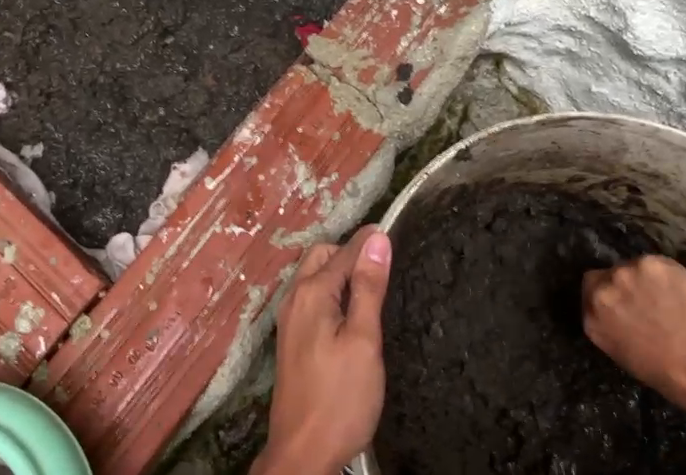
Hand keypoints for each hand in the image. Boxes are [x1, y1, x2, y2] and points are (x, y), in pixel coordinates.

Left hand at [254, 225, 392, 474]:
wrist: (303, 454)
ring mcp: (290, 320)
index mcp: (312, 293)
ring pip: (315, 277)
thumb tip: (377, 239)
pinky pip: (312, 298)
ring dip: (340, 273)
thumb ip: (369, 287)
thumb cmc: (340, 399)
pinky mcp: (292, 340)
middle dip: (350, 253)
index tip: (395, 233)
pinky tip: (351, 314)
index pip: (344, 251)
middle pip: (322, 256)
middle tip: (383, 268)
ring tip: (372, 290)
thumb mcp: (364, 340)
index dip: (370, 242)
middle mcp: (294, 298)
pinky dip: (332, 294)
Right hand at [582, 254, 685, 415]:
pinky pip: (656, 265)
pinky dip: (667, 276)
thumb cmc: (672, 377)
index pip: (590, 295)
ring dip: (644, 279)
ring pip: (632, 267)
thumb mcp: (628, 357)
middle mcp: (603, 292)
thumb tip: (625, 315)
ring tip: (668, 296)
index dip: (609, 299)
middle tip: (644, 298)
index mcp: (593, 321)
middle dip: (621, 285)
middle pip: (604, 275)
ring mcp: (626, 273)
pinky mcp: (652, 262)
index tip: (624, 306)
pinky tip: (682, 292)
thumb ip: (616, 328)